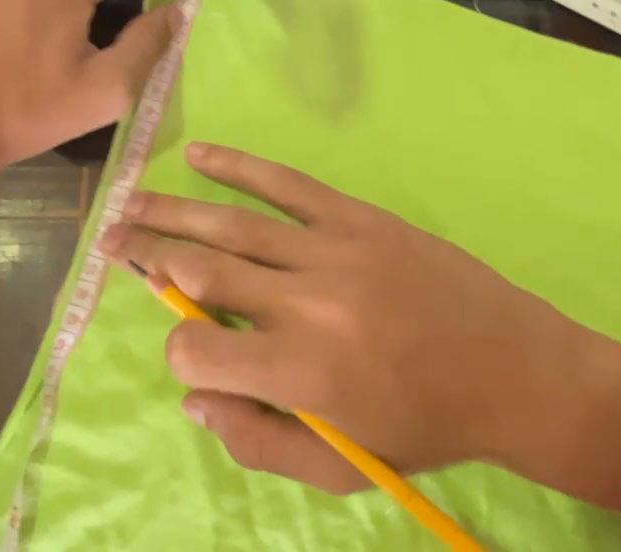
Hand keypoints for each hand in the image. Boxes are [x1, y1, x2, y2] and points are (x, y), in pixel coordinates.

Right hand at [99, 144, 620, 493]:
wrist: (513, 366)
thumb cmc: (427, 425)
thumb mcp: (344, 466)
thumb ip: (260, 441)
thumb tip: (193, 396)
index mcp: (303, 371)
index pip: (200, 352)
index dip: (179, 354)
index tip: (191, 353)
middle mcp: (307, 302)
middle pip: (203, 271)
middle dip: (147, 256)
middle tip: (107, 241)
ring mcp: (333, 250)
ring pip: (233, 225)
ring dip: (173, 211)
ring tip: (128, 202)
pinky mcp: (358, 217)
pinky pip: (287, 184)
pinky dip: (239, 166)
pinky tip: (201, 155)